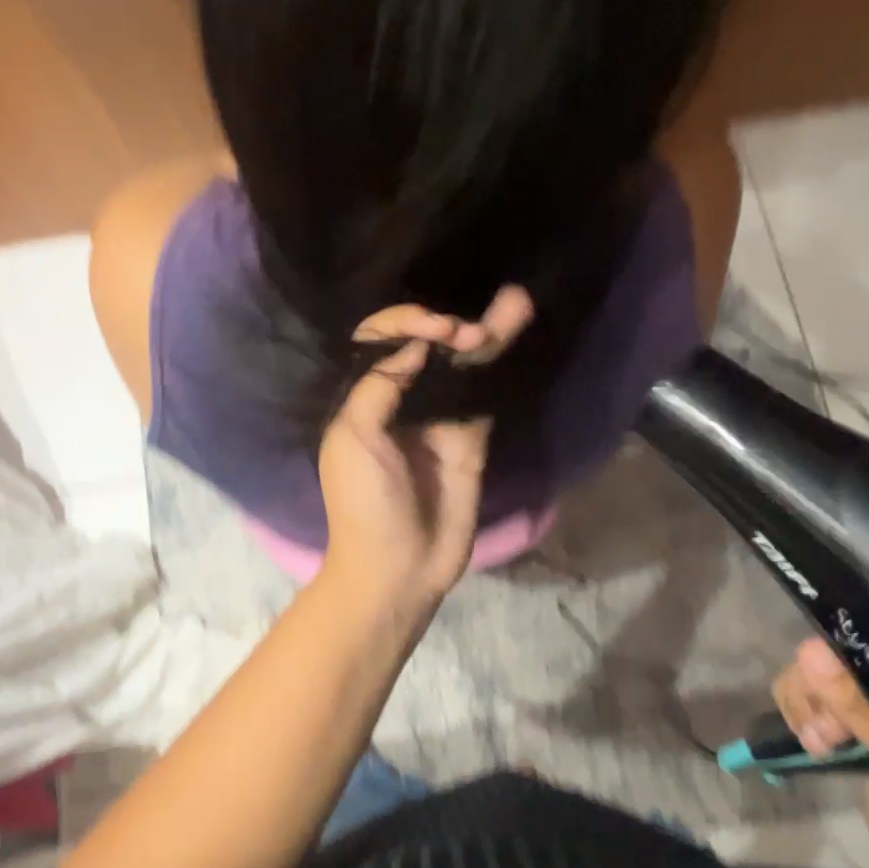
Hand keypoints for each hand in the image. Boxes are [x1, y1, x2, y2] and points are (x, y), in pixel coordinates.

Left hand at [317, 286, 533, 608]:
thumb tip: (418, 343)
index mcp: (360, 397)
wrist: (399, 566)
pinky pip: (483, 392)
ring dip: (484, 330)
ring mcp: (437, 417)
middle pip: (424, 345)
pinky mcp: (470, 437)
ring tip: (515, 301)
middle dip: (448, 324)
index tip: (434, 329)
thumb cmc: (364, 503)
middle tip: (469, 330)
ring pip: (460, 363)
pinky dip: (498, 363)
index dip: (405, 324)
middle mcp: (398, 400)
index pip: (380, 340)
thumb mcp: (353, 438)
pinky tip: (514, 330)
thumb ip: (379, 384)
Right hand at [773, 640, 868, 867]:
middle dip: (815, 695)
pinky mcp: (850, 723)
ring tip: (821, 748)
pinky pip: (806, 700)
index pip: (868, 638)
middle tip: (829, 739)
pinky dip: (801, 719)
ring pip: (808, 677)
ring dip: (804, 711)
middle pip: (827, 654)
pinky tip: (815, 747)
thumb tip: (810, 649)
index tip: (833, 708)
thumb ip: (863, 711)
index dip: (835, 660)